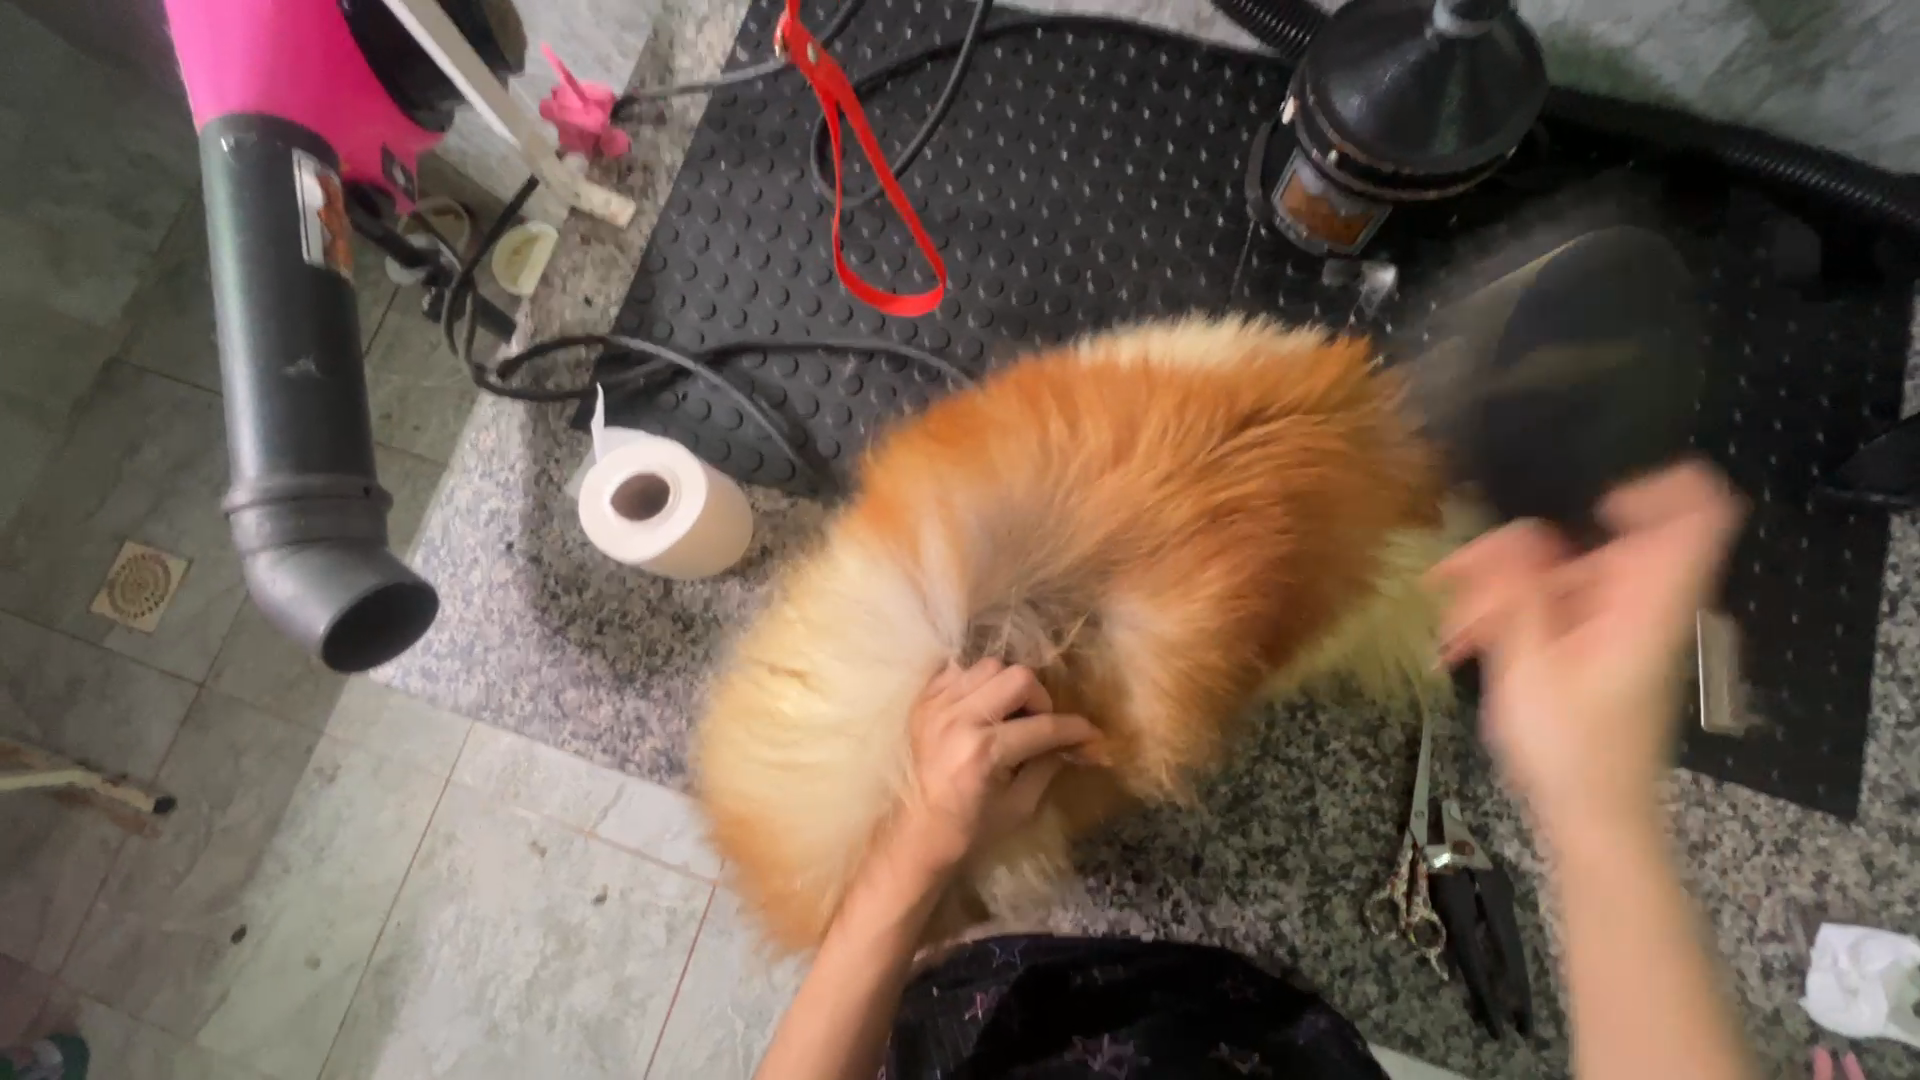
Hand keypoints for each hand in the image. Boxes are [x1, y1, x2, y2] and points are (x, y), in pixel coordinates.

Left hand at [884, 659, 1101, 881]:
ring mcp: (936, 705)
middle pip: (1018, 676)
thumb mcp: (1021, 804)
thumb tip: (1082, 743)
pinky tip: (982, 706)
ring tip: (1008, 713)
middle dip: (1039, 698)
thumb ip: (1050, 764)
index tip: (1091, 733)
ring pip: (989, 666)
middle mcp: (958, 719)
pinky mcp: (923, 700)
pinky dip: (977, 682)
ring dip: (1007, 686)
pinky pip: (959, 669)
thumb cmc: (972, 826)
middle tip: (1039, 722)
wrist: (917, 832)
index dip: (1075, 729)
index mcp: (983, 752)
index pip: (1043, 725)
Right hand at [1433, 461, 1743, 830]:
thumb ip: (1521, 594)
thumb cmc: (1571, 750)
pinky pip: (1537, 603)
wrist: (1589, 810)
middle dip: (1511, 556)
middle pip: (1583, 544)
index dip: (1656, 488)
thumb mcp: (1531, 667)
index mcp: (1646, 606)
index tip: (1592, 490)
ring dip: (1491, 593)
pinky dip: (1496, 615)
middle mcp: (1634, 604)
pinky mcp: (1582, 639)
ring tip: (1452, 632)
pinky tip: (1461, 643)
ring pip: (1547, 574)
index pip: (1692, 520)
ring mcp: (1607, 622)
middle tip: (1456, 579)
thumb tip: (1514, 532)